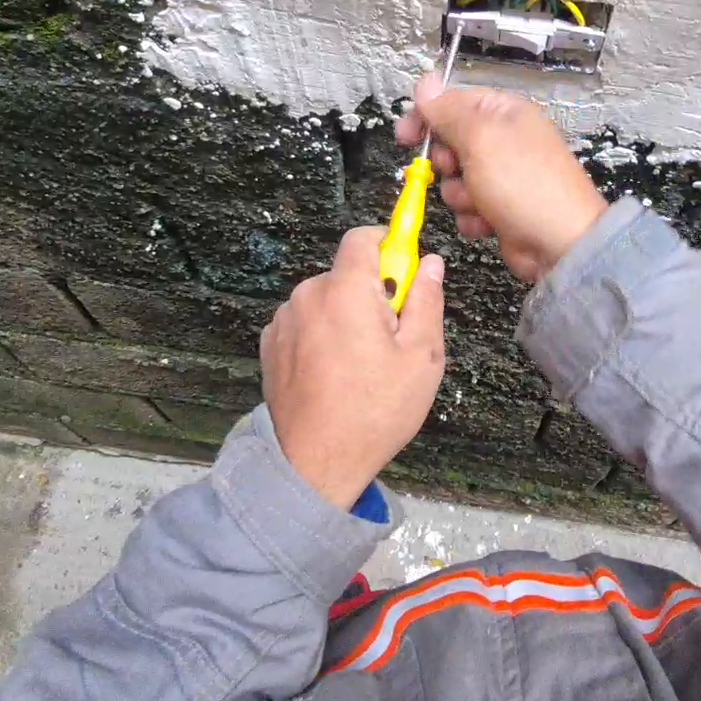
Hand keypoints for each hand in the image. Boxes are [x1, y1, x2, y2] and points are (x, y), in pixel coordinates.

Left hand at [260, 226, 446, 508]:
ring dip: (344, 315)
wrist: (314, 464)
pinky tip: (333, 373)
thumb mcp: (421, 357)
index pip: (362, 237)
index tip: (403, 272)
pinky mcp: (270, 343)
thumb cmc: (375, 411)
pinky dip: (321, 334)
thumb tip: (431, 262)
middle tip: (390, 338)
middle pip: (346, 273)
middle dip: (370, 293)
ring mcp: (284, 320)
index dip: (387, 245)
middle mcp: (308, 295)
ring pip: (326, 299)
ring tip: (360, 364)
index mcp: (345, 290)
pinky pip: (305, 321)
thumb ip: (426, 300)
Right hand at [395, 75, 607, 283]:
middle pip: (449, 143)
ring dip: (459, 195)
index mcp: (503, 112)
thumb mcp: (479, 138)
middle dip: (446, 163)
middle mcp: (503, 140)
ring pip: (454, 180)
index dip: (425, 117)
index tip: (405, 137)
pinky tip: (489, 222)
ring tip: (481, 201)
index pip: (452, 102)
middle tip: (457, 169)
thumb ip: (448, 110)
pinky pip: (466, 207)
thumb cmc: (526, 185)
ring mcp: (502, 175)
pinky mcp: (499, 207)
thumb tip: (426, 82)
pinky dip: (472, 217)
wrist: (559, 243)